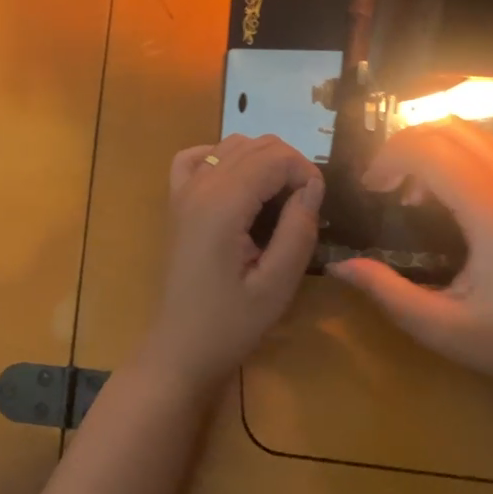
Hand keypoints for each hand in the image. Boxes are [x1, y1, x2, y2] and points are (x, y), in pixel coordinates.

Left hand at [143, 135, 324, 391]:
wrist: (180, 349)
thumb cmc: (231, 324)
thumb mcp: (277, 285)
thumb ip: (298, 230)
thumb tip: (312, 186)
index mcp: (222, 205)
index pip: (275, 157)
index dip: (305, 174)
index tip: (317, 208)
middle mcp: (198, 186)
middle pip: (255, 144)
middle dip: (288, 166)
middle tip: (303, 209)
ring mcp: (182, 192)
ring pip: (231, 145)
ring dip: (262, 161)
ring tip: (278, 202)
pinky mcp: (176, 203)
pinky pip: (197, 157)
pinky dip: (224, 159)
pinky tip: (240, 186)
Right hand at [327, 121, 492, 406]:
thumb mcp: (440, 329)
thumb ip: (386, 292)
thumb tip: (338, 265)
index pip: (433, 150)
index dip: (390, 157)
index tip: (372, 188)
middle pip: (453, 131)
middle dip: (407, 147)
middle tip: (387, 187)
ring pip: (483, 134)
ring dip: (440, 148)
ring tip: (421, 191)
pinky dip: (482, 152)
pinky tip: (472, 186)